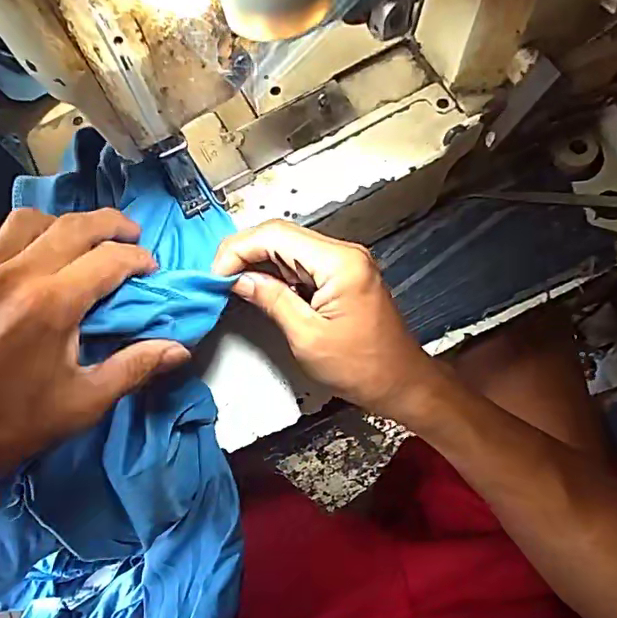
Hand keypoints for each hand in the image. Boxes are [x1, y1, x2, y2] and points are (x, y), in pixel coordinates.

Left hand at [0, 208, 191, 525]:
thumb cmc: (10, 428)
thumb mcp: (82, 403)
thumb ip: (134, 367)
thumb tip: (179, 349)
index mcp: (52, 304)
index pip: (109, 259)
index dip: (138, 258)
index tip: (150, 269)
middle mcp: (15, 275)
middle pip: (72, 226)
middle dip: (110, 224)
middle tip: (129, 235)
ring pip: (25, 221)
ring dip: (60, 224)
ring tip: (76, 242)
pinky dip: (11, 237)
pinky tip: (20, 257)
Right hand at [212, 220, 442, 419]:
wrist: (399, 382)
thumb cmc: (363, 367)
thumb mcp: (306, 336)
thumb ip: (271, 300)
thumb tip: (240, 280)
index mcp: (339, 262)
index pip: (275, 235)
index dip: (238, 250)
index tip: (216, 274)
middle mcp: (343, 254)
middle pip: (279, 235)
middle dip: (244, 254)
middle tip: (218, 279)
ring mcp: (343, 263)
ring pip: (287, 248)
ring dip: (257, 263)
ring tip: (232, 285)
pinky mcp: (340, 276)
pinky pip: (300, 264)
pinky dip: (275, 273)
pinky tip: (258, 289)